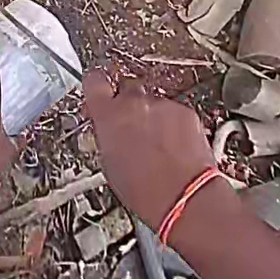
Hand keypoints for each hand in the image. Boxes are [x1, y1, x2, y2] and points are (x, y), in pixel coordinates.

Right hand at [81, 70, 220, 228]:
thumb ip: (105, 134)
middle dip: (128, 107)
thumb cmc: (145, 189)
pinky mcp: (185, 112)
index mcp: (108, 113)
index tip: (99, 93)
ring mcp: (161, 105)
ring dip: (152, 119)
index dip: (96, 87)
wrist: (185, 198)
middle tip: (131, 130)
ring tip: (157, 148)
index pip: (94, 81)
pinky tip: (174, 149)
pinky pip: (173, 113)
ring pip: (152, 104)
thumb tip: (107, 130)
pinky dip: (173, 126)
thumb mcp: (108, 162)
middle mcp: (133, 102)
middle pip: (126, 91)